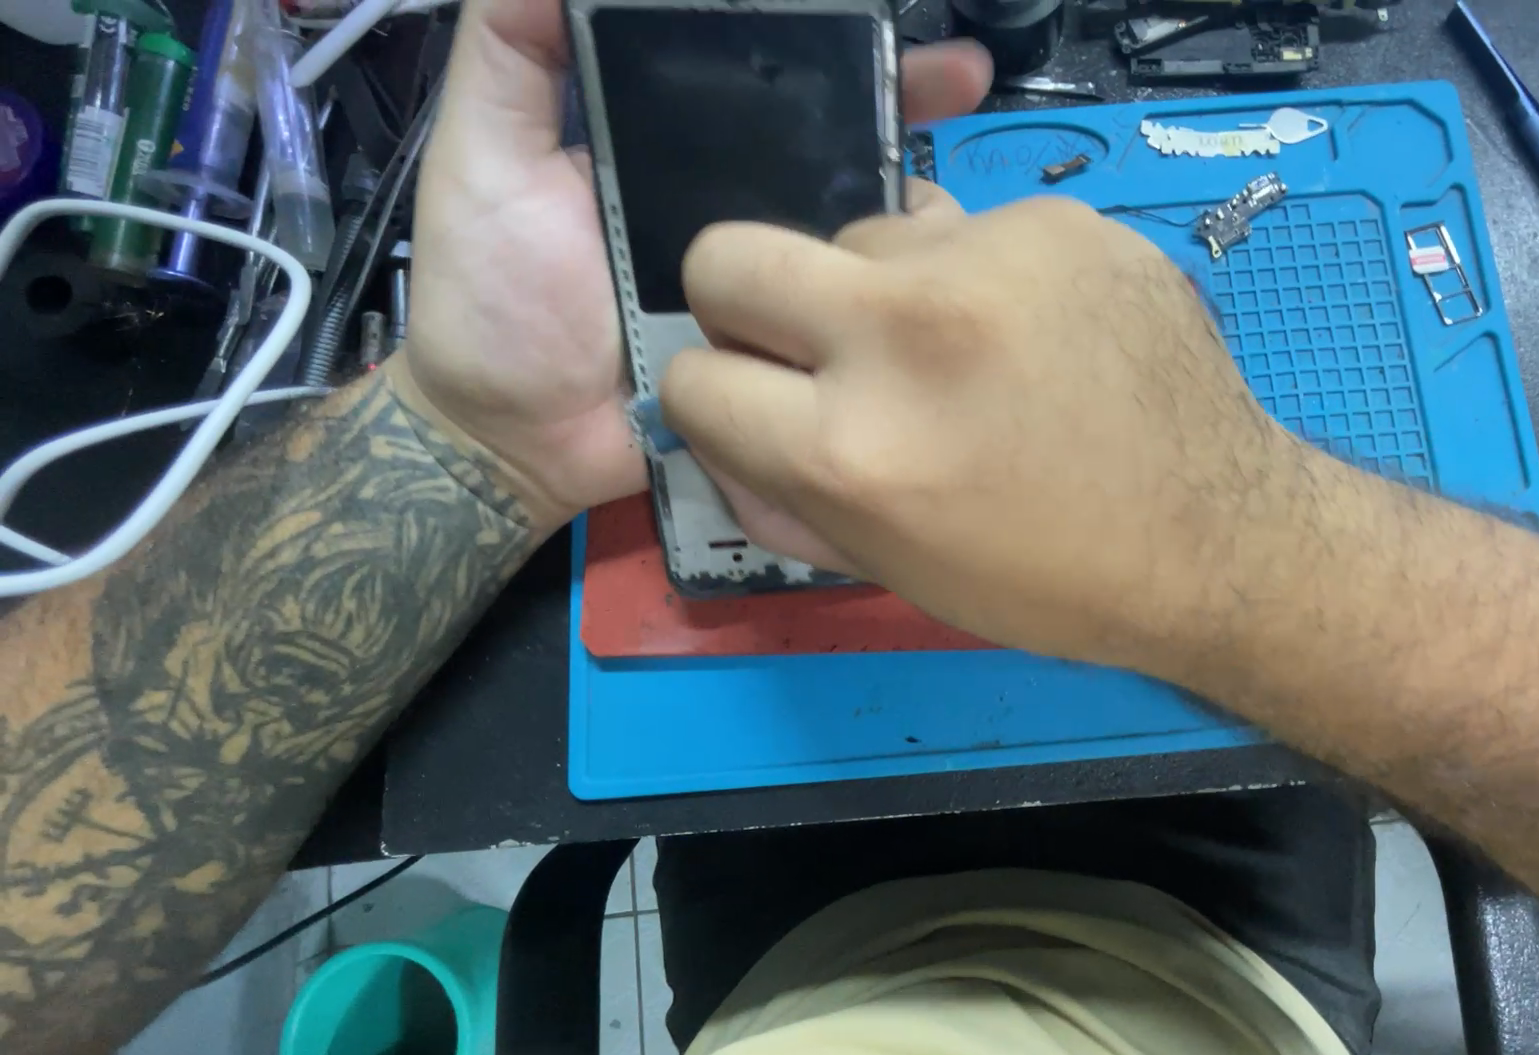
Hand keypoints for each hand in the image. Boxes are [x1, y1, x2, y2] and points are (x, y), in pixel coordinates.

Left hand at [394, 0, 993, 528]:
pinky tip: (939, 263)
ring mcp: (763, 287)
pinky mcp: (779, 351)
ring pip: (844, 229)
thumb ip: (512, 63)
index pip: (757, 84)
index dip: (821, 48)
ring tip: (964, 174)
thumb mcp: (485, 163)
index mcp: (672, 152)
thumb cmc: (492, 299)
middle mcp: (731, 210)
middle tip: (965, 78)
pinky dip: (884, 287)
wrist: (521, 440)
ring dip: (907, 197)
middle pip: (822, 148)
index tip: (880, 22)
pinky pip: (836, 311)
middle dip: (894, 104)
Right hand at [662, 195, 1290, 670]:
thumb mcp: (896, 570)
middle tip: (818, 355)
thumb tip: (722, 434)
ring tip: (966, 359)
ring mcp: (990, 259)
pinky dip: (968, 279)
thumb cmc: (1048, 583)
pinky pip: (958, 229)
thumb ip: (785, 500)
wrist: (1216, 540)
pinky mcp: (1059, 219)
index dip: (718, 404)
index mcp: (854, 451)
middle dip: (746, 310)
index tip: (763, 412)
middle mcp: (905, 333)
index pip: (691, 382)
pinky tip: (1033, 335)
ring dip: (878, 296)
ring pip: (855, 235)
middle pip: (727, 257)